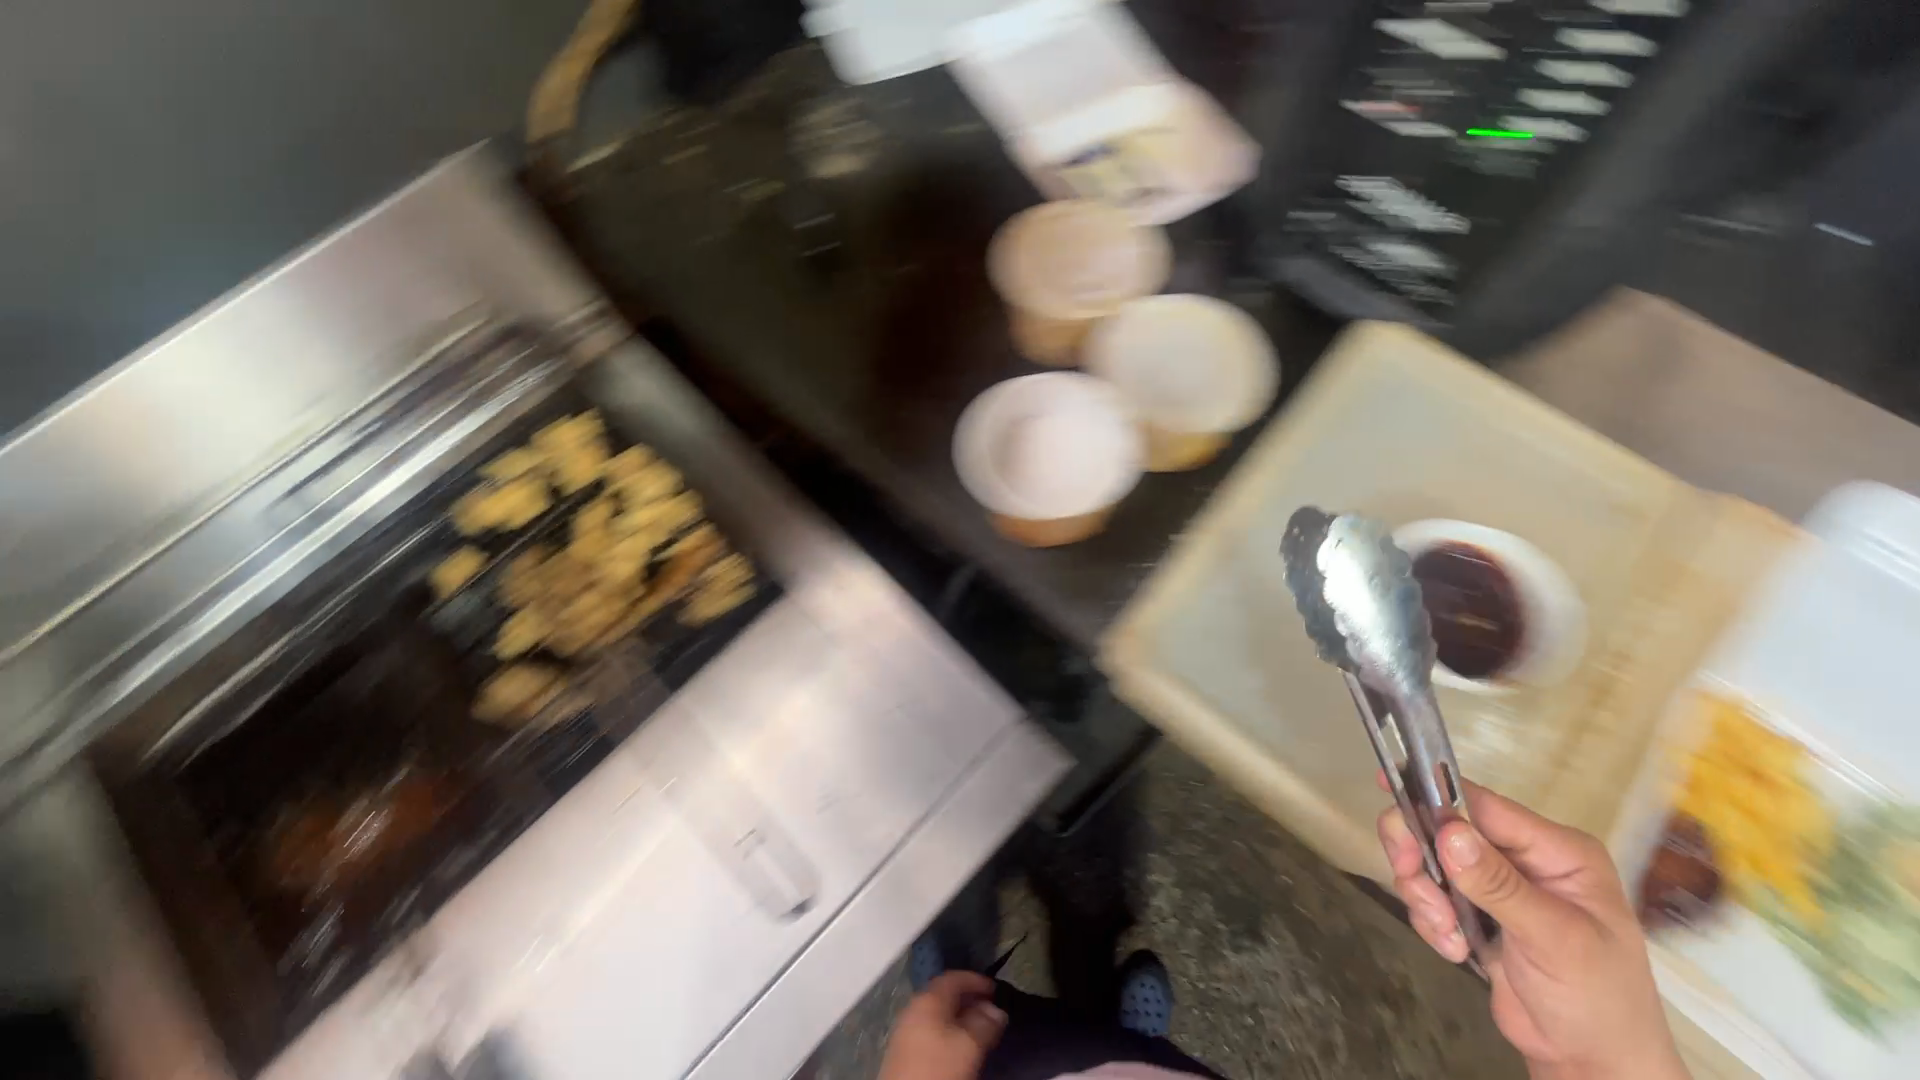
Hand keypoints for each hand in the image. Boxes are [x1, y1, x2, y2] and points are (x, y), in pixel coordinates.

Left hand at [878, 971, 1007, 1079]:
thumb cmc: (938, 1068)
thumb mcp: (969, 1045)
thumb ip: (985, 1023)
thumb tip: (996, 1010)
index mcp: (928, 999)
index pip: (954, 977)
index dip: (976, 980)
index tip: (995, 990)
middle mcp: (914, 1007)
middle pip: (945, 994)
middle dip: (969, 999)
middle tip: (989, 1010)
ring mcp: (906, 1028)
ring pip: (938, 1013)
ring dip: (959, 1017)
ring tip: (977, 1030)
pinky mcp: (904, 1049)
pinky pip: (931, 1028)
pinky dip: (947, 1030)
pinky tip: (957, 1045)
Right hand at [1378, 779, 1689, 1079]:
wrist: (1592, 1064)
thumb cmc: (1595, 998)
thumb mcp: (1553, 939)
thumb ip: (1499, 885)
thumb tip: (1448, 832)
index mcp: (1556, 851)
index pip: (1485, 807)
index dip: (1438, 799)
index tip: (1392, 791)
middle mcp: (1522, 858)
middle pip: (1445, 827)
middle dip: (1421, 854)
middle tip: (1410, 877)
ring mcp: (1495, 885)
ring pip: (1429, 860)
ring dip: (1425, 896)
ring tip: (1448, 935)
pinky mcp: (1473, 912)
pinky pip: (1429, 895)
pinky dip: (1430, 919)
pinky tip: (1455, 949)